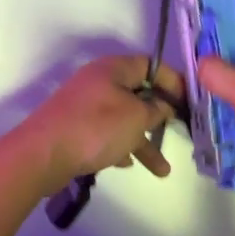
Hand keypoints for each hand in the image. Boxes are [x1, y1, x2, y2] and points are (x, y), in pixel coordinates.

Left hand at [11, 55, 183, 187]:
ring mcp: (86, 105)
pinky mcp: (76, 127)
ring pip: (124, 118)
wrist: (44, 154)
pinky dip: (120, 146)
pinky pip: (106, 134)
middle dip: (159, 114)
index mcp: (113, 68)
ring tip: (163, 170)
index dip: (172, 79)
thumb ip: (154, 109)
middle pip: (137, 92)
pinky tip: (128, 165)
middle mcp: (99, 81)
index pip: (150, 64)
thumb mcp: (135, 117)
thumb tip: (162, 105)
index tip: (190, 100)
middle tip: (179, 131)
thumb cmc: (96, 127)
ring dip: (143, 140)